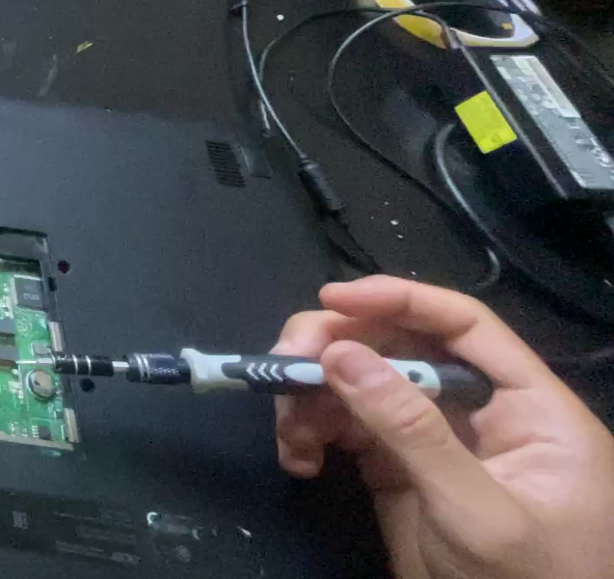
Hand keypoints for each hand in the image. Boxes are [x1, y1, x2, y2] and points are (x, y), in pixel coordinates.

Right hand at [273, 276, 613, 578]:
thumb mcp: (476, 512)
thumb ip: (411, 429)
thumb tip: (338, 353)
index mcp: (528, 412)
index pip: (462, 325)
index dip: (396, 298)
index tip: (329, 300)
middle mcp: (475, 409)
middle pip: (388, 342)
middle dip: (327, 349)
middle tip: (282, 367)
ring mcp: (427, 431)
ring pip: (348, 376)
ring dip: (305, 397)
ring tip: (289, 435)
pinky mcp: (388, 455)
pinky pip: (332, 417)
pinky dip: (304, 431)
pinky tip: (298, 459)